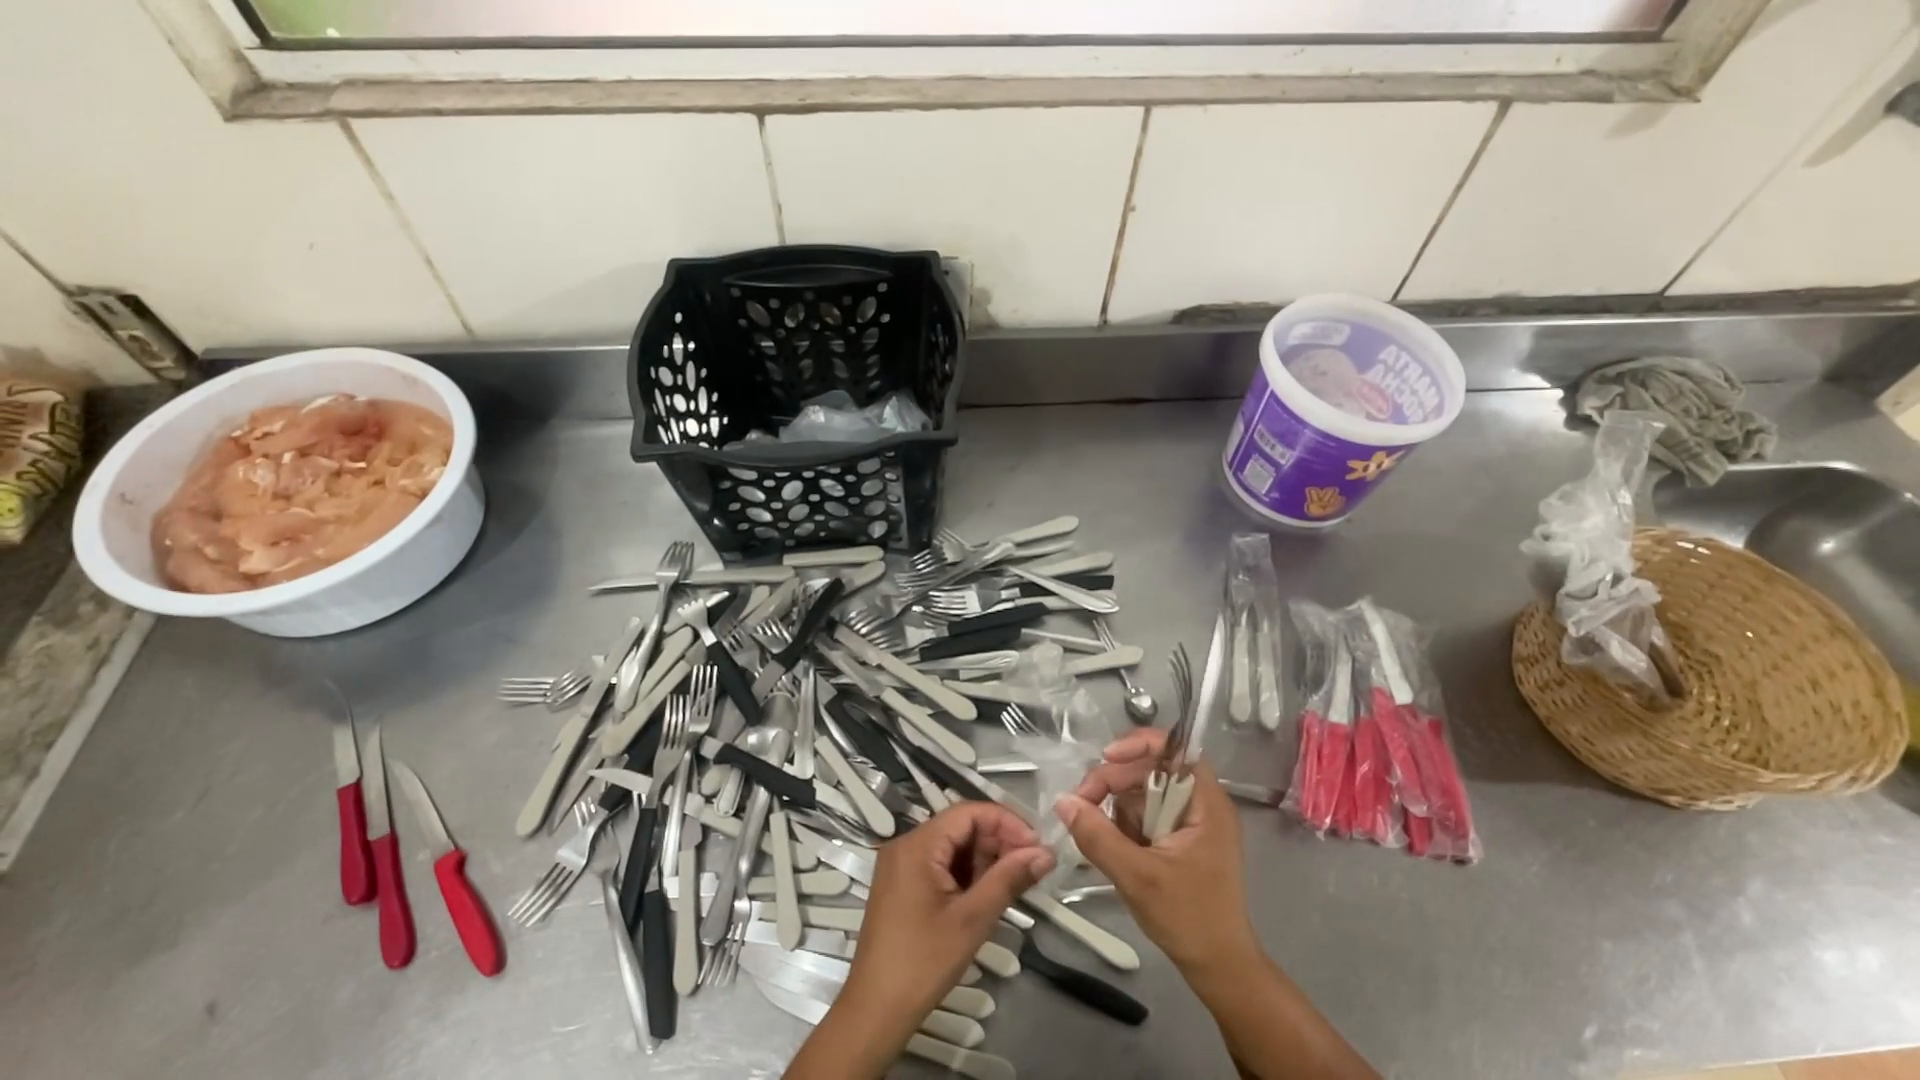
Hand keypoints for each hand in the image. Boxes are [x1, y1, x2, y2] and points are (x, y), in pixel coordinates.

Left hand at [842, 801, 1054, 1024]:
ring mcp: (901, 867)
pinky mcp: (903, 887)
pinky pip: (941, 865)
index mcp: (917, 845)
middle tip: (1031, 868)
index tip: (1037, 847)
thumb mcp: (973, 919)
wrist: (876, 1009)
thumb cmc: (923, 962)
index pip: (969, 812)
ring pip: (953, 847)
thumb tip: (1045, 852)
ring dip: (985, 859)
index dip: (1007, 822)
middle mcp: (905, 846)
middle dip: (999, 841)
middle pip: (960, 826)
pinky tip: (988, 894)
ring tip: (1015, 883)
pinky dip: (967, 874)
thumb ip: (1009, 878)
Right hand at [1054, 729, 1255, 972]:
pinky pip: (1148, 817)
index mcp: (1206, 803)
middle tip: (1082, 806)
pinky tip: (1117, 850)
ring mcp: (1193, 823)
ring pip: (1146, 794)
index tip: (1105, 759)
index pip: (1175, 749)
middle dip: (1115, 783)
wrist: (1218, 965)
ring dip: (1118, 809)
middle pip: (1153, 770)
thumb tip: (1063, 802)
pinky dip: (1127, 827)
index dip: (1139, 745)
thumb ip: (1097, 836)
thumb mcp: (1136, 876)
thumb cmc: (1187, 917)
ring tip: (1103, 837)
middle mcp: (1202, 805)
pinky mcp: (1182, 842)